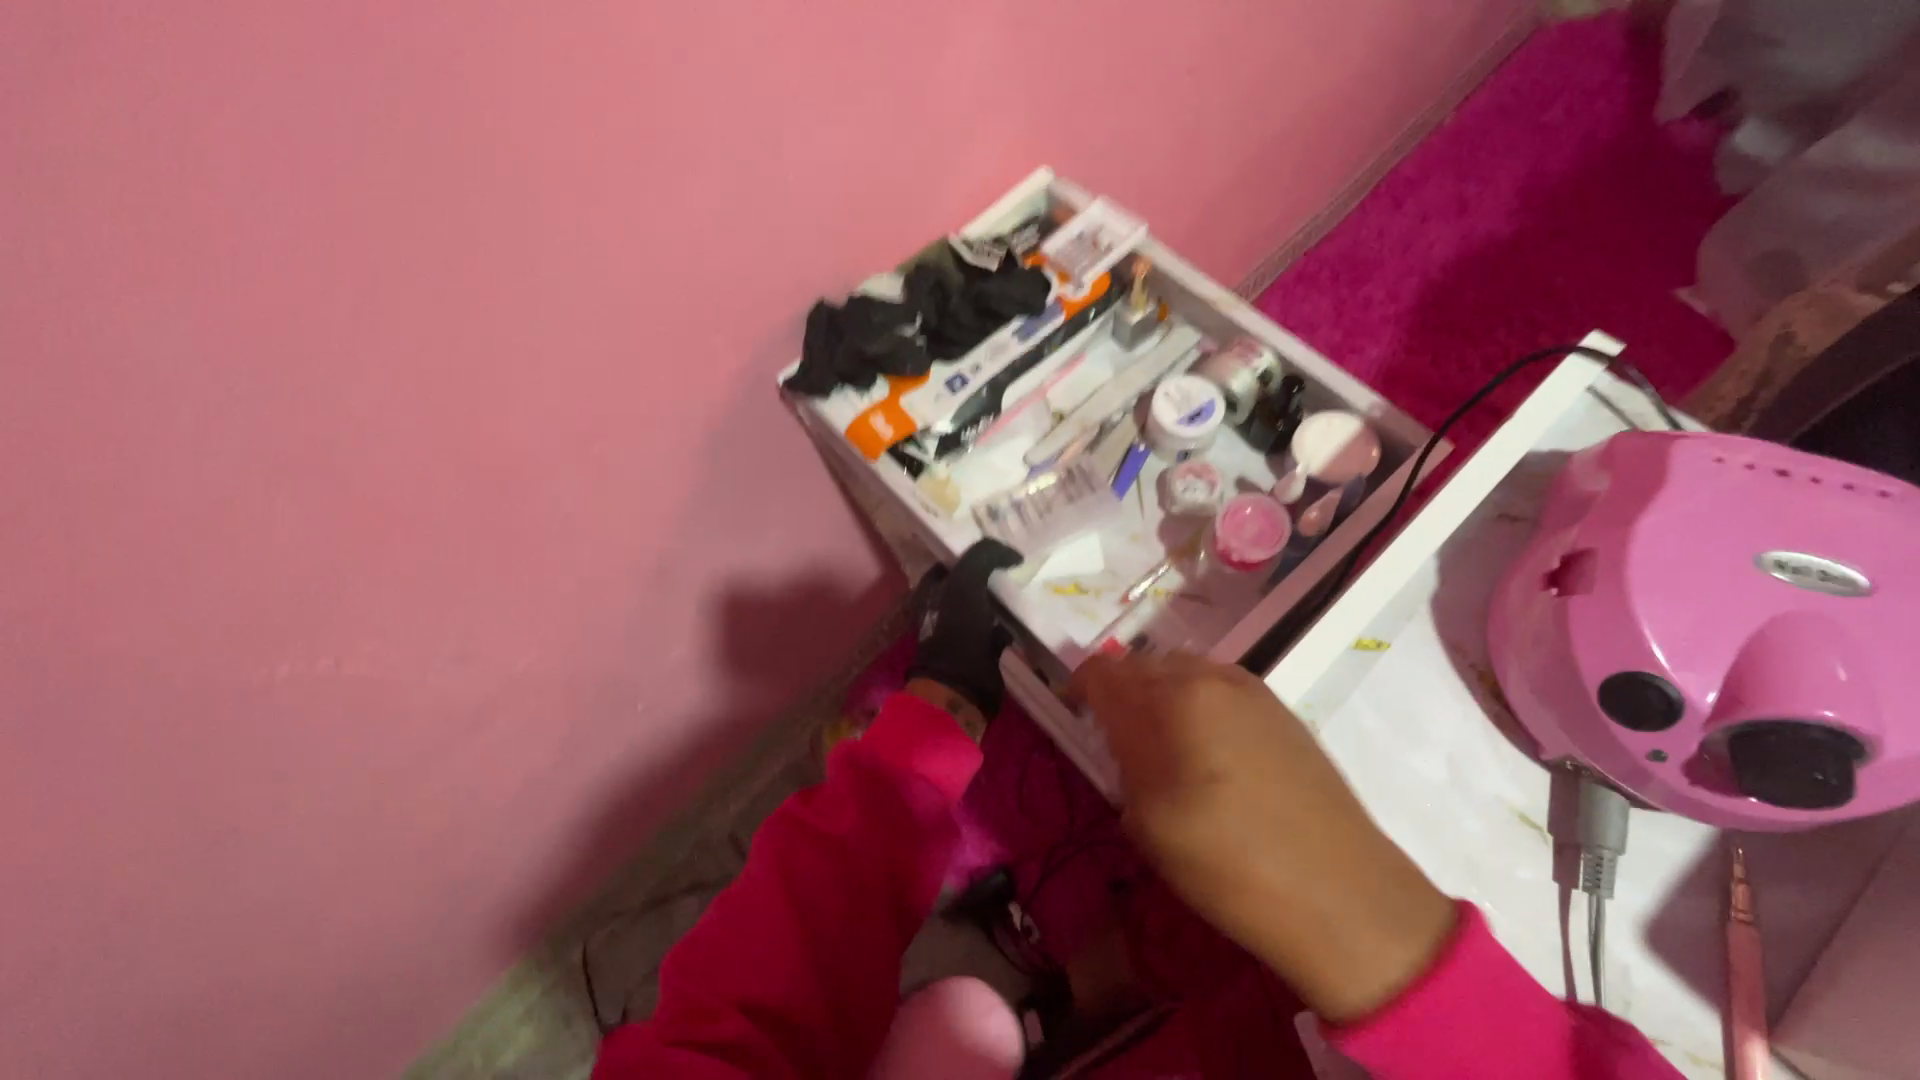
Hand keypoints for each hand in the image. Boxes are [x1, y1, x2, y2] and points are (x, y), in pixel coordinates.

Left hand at [904, 540, 1022, 731]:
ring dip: (1005, 595)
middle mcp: (944, 607)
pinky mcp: (983, 648)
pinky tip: (1030, 611)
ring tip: (1029, 582)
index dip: (974, 551)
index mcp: (931, 590)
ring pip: (987, 602)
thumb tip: (1011, 553)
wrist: (962, 685)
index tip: (1001, 547)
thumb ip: (983, 556)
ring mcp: (963, 628)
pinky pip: (1001, 625)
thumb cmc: (957, 630)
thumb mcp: (966, 582)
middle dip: (993, 572)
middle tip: (1020, 563)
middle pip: (973, 580)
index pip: (953, 560)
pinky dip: (1014, 619)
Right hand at [1069, 650, 1456, 1021]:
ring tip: (1163, 750)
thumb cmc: (1230, 864)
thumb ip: (1123, 761)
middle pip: (1143, 666)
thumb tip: (1121, 736)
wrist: (1343, 895)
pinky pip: (1218, 690)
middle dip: (1120, 694)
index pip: (1102, 671)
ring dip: (1160, 699)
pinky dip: (1197, 707)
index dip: (1079, 690)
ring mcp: (1253, 690)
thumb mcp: (1148, 822)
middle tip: (1116, 743)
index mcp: (1172, 698)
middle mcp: (1211, 677)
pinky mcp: (1282, 711)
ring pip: (1183, 674)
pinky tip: (1208, 755)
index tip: (1075, 721)